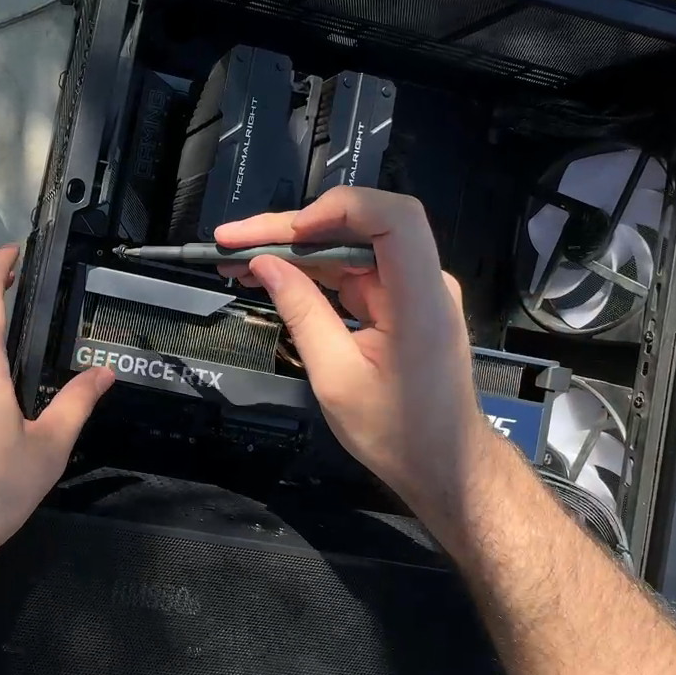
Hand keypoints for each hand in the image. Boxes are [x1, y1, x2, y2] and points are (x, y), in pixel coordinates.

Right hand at [213, 188, 484, 514]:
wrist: (443, 465)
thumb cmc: (397, 433)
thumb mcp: (335, 378)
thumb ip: (301, 313)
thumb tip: (265, 265)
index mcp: (419, 299)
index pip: (394, 218)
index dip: (339, 209)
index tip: (289, 232)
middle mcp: (422, 281)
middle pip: (358, 226)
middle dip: (291, 229)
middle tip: (232, 241)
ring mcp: (412, 288)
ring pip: (347, 246)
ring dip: (292, 249)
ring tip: (236, 259)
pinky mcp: (399, 300)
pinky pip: (350, 270)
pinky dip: (309, 270)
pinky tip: (269, 273)